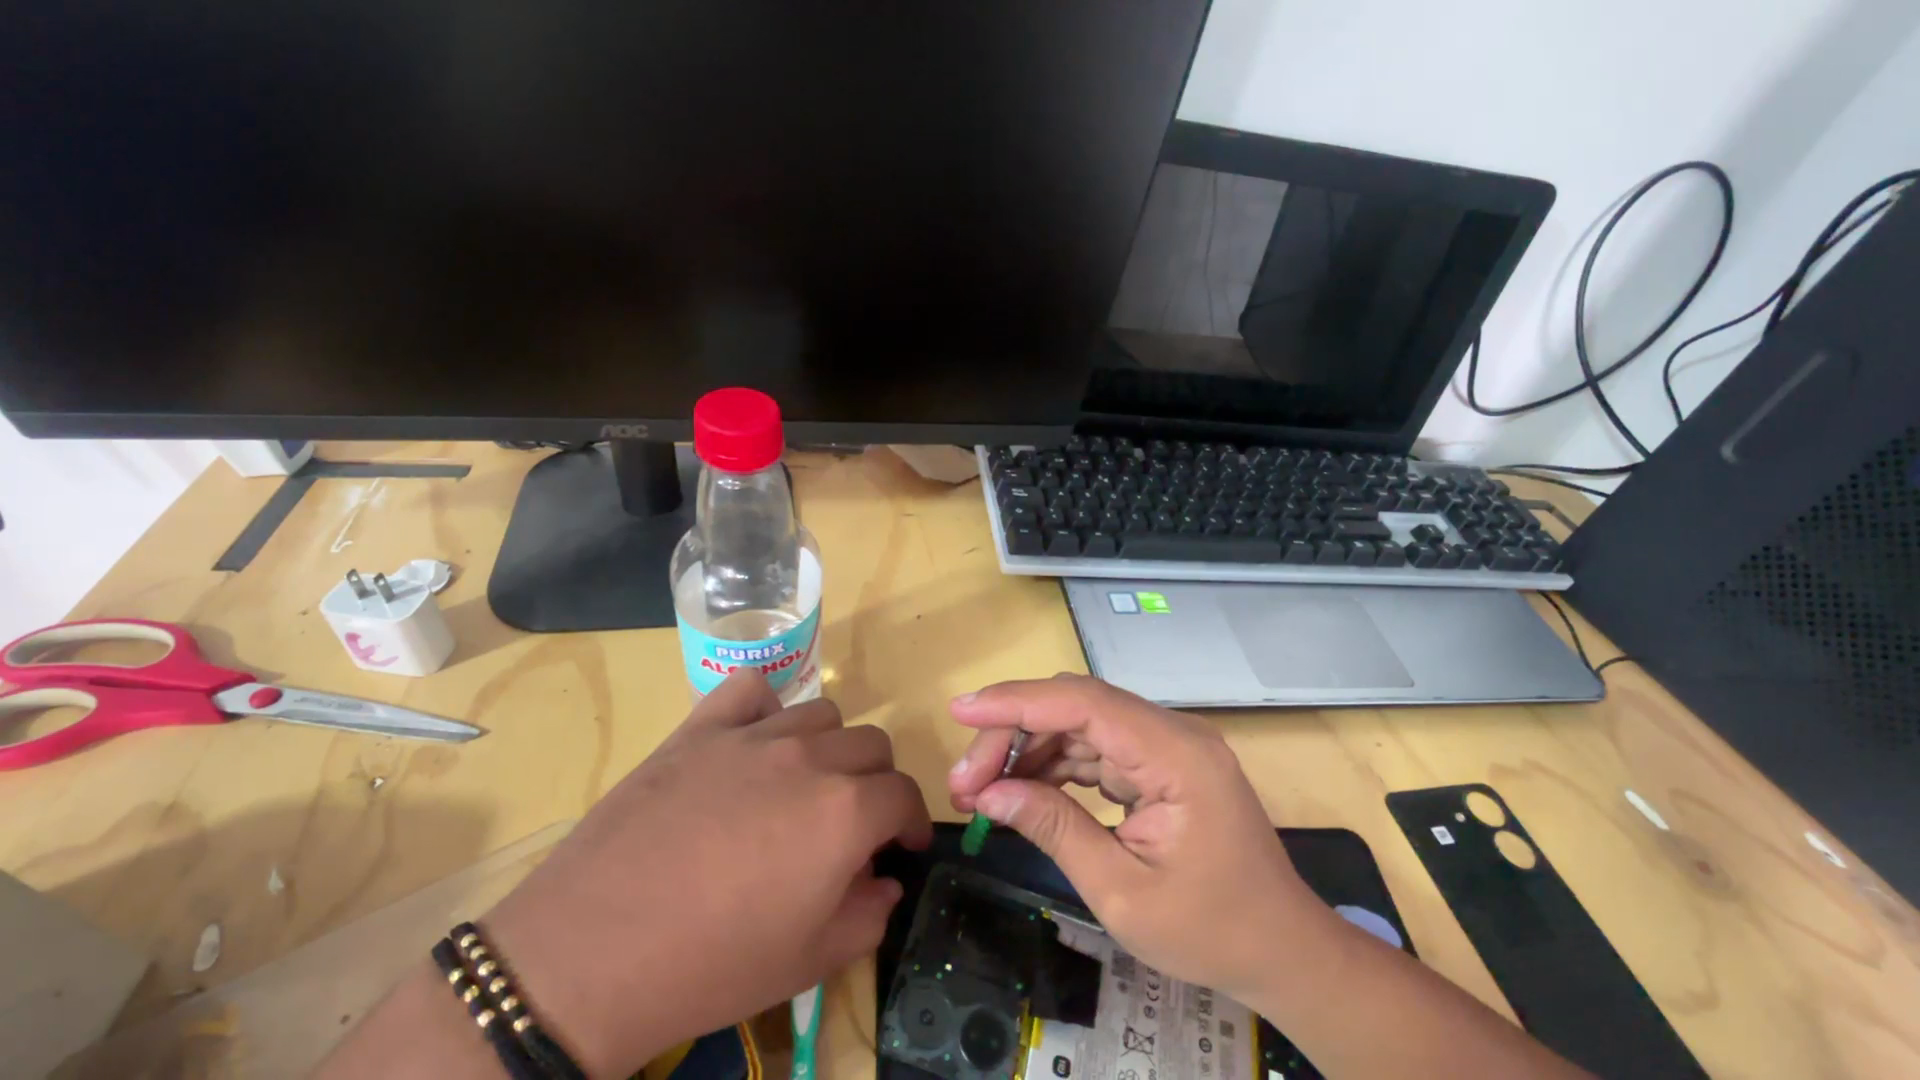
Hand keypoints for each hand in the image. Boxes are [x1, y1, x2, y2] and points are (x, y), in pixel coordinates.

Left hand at [483, 671, 931, 1076]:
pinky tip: (754, 743)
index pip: (903, 795)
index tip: (900, 848)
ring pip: (820, 715)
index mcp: (846, 811)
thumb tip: (881, 881)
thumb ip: (868, 915)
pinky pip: (749, 690)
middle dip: (877, 784)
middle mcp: (808, 758)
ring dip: (829, 748)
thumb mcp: (811, 961)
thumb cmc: (712, 966)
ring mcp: (749, 737)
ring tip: (804, 787)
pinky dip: (766, 708)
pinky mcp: (696, 732)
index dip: (911, 823)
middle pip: (871, 744)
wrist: (591, 955)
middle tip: (854, 824)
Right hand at [947, 674, 1332, 1001]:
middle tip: (964, 782)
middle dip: (1013, 734)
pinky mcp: (1163, 767)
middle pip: (1077, 708)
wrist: (1281, 949)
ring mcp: (1170, 749)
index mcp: (1175, 756)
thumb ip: (1054, 829)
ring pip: (1082, 726)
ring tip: (980, 791)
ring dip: (1029, 751)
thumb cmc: (1208, 930)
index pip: (1083, 703)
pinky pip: (1099, 751)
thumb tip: (990, 794)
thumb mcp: (1120, 890)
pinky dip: (1056, 767)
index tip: (959, 710)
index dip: (1015, 702)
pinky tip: (1022, 792)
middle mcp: (1173, 736)